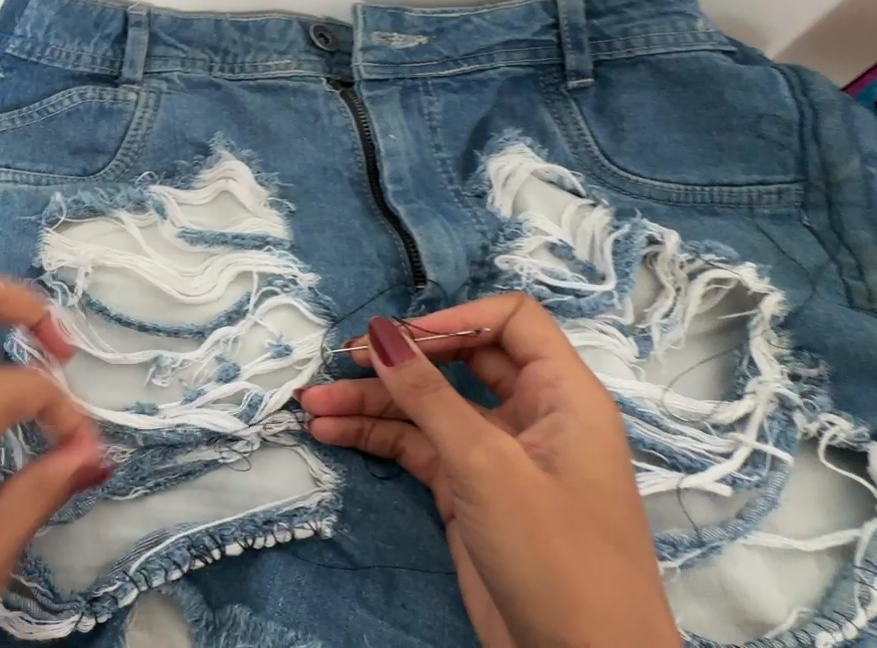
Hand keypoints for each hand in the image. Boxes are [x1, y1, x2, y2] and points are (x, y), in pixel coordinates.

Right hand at [299, 294, 679, 647]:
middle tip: (340, 361)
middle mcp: (531, 415)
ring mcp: (496, 454)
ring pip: (427, 406)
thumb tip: (378, 331)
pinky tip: (331, 433)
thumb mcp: (486, 464)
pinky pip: (416, 445)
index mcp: (563, 395)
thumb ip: (427, 393)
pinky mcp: (467, 489)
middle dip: (398, 360)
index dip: (454, 320)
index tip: (399, 340)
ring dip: (371, 402)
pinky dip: (375, 436)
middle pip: (457, 361)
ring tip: (312, 404)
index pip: (511, 322)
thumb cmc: (555, 555)